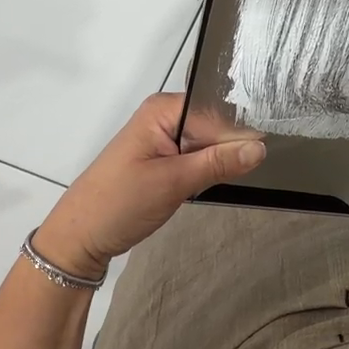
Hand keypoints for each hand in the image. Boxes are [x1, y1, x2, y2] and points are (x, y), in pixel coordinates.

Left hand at [31, 94, 265, 277]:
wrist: (77, 241)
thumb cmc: (119, 204)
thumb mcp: (173, 183)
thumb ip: (218, 162)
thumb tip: (260, 148)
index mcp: (164, 108)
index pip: (217, 110)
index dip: (241, 129)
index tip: (271, 145)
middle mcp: (165, 114)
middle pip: (215, 122)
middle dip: (233, 143)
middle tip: (265, 161)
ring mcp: (163, 136)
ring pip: (208, 140)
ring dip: (222, 157)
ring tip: (249, 169)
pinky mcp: (163, 157)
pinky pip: (197, 153)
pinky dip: (208, 167)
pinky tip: (225, 176)